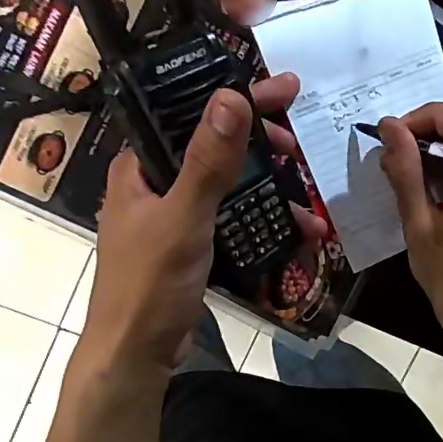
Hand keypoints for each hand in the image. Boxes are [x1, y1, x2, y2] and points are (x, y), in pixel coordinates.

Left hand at [81, 73, 326, 372]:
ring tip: (305, 190)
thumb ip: (208, 162)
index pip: (190, 115)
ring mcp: (175, 215)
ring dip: (269, 186)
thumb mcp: (184, 217)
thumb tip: (231, 98)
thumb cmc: (150, 282)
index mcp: (142, 168)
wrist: (136, 352)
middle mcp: (156, 184)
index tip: (283, 89)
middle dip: (260, 144)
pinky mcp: (192, 243)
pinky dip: (263, 220)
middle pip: (214, 147)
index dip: (237, 98)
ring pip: (229, 184)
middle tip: (296, 144)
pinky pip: (233, 218)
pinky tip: (298, 229)